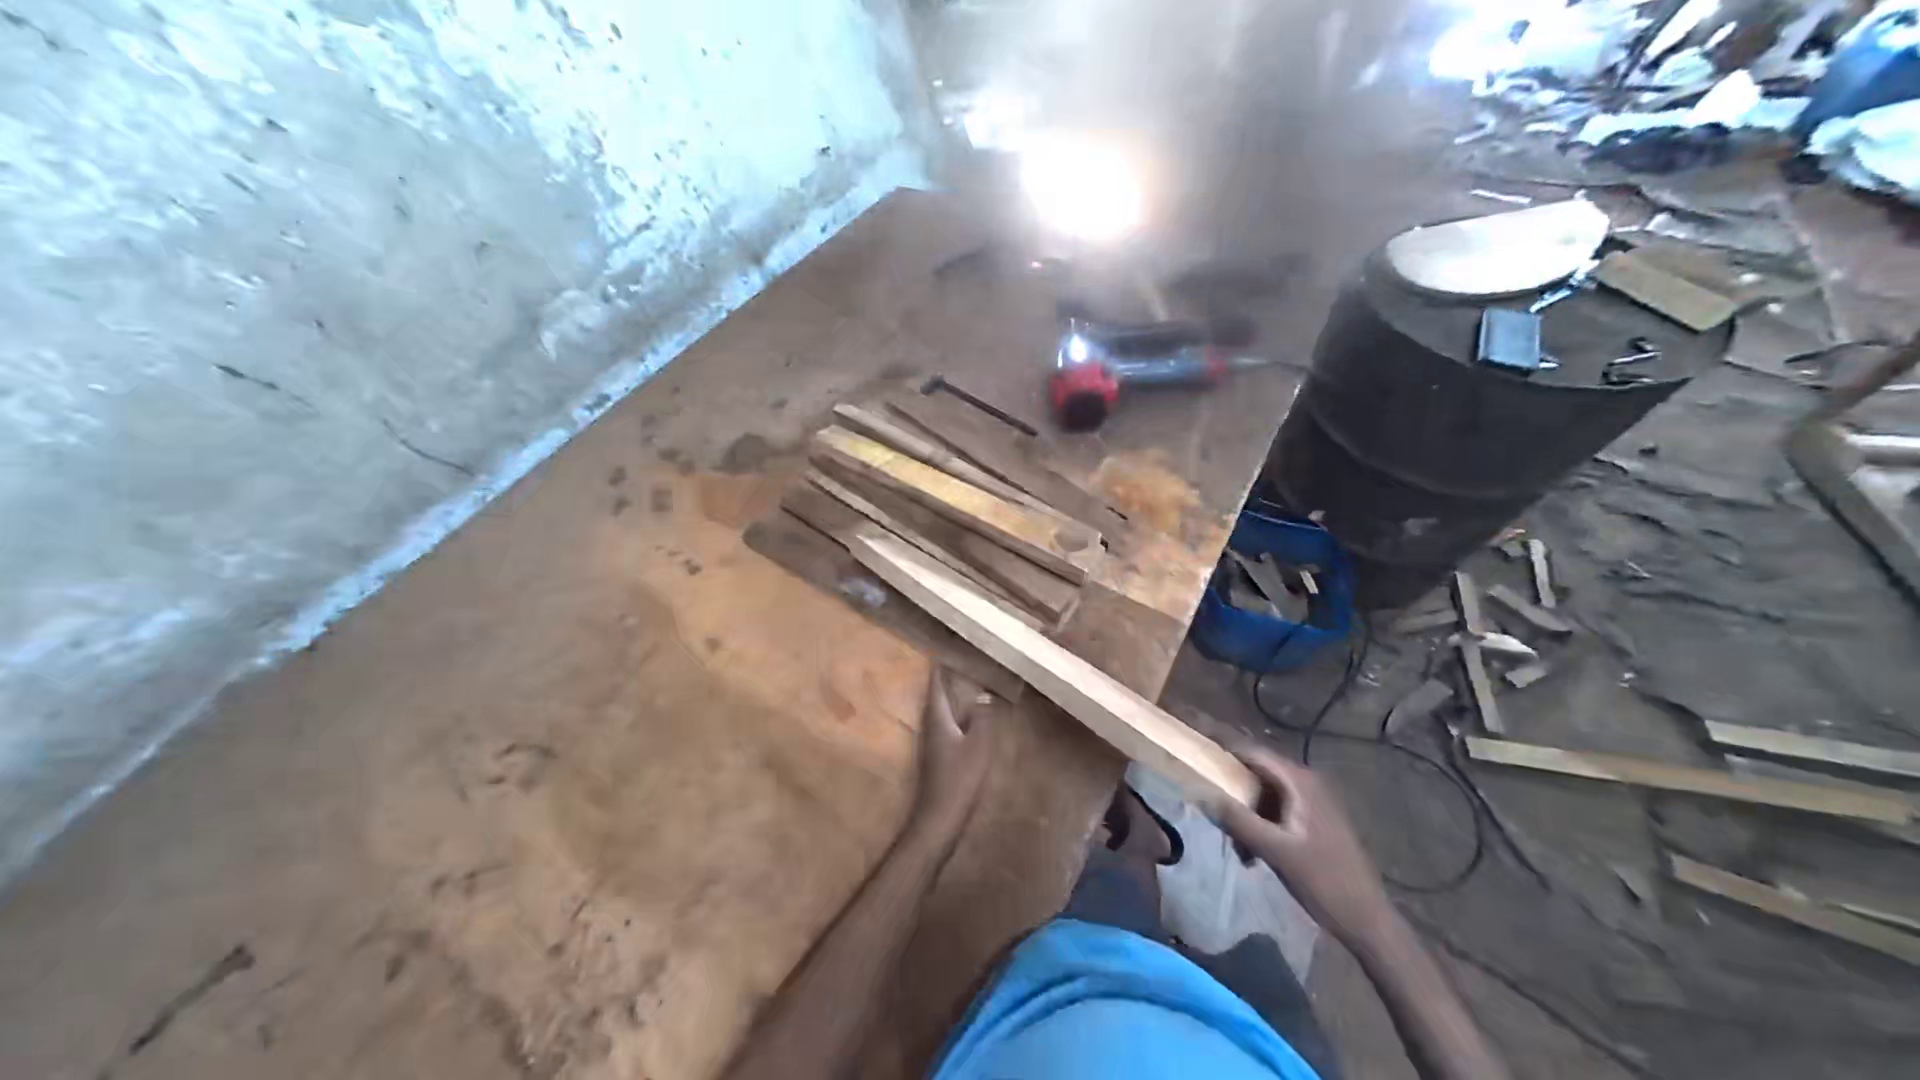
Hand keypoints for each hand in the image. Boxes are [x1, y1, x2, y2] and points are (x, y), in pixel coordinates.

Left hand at [907, 668, 997, 843]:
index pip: (936, 684)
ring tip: (972, 682)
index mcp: (937, 718)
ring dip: (954, 696)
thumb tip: (985, 693)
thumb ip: (983, 717)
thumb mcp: (978, 745)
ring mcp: (933, 742)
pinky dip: (959, 714)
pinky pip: (948, 724)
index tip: (949, 648)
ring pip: (943, 710)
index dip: (941, 666)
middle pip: (938, 695)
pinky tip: (972, 717)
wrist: (939, 818)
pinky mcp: (939, 755)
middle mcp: (931, 725)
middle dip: (948, 678)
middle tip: (966, 661)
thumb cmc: (959, 779)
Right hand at [1220, 748, 1396, 947]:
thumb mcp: (1274, 850)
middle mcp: (1308, 783)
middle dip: (1232, 790)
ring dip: (1245, 812)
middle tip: (1210, 810)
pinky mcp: (1314, 821)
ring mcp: (1313, 802)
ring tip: (1235, 843)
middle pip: (1257, 773)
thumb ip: (1237, 820)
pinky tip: (1253, 852)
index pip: (1252, 752)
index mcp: (1300, 782)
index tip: (1195, 759)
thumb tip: (1201, 792)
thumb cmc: (1323, 882)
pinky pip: (1277, 810)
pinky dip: (1261, 823)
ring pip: (1265, 794)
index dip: (1222, 752)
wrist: (1368, 921)